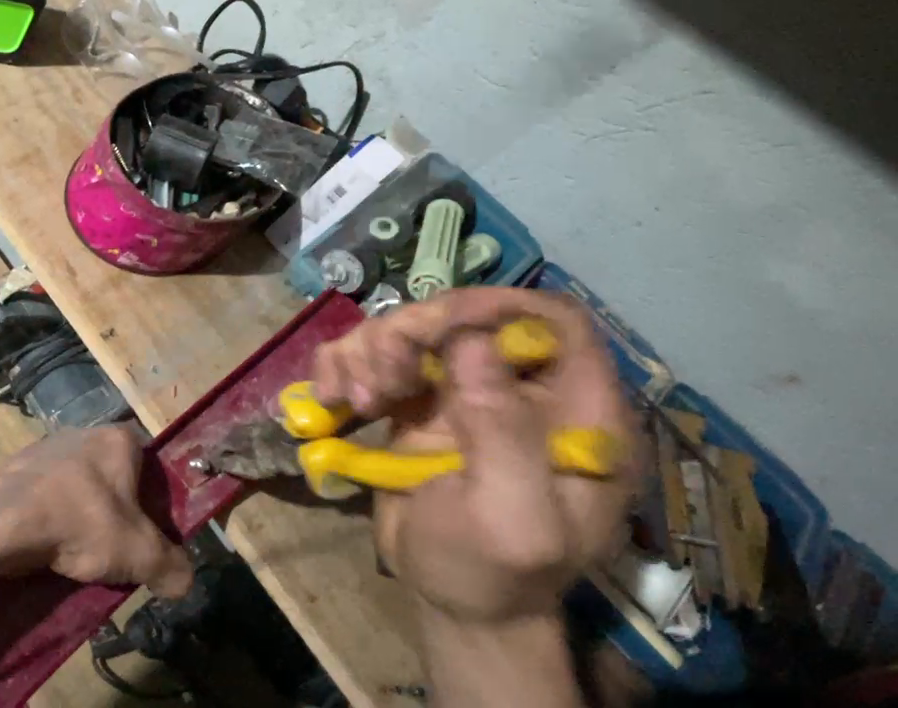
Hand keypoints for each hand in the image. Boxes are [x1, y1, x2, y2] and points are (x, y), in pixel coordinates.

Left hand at [0, 425, 193, 598]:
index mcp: (119, 439)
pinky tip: (54, 548)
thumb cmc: (81, 523)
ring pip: (83, 490)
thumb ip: (173, 567)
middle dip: (121, 517)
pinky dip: (57, 521)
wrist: (4, 521)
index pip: (154, 468)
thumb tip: (181, 580)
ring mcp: (48, 448)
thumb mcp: (142, 554)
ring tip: (85, 558)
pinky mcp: (21, 469)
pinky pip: (52, 497)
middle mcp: (84, 433)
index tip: (154, 538)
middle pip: (117, 480)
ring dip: (87, 521)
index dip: (159, 506)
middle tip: (121, 554)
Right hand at [314, 287, 635, 622]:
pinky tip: (333, 400)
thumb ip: (504, 433)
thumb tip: (473, 341)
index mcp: (573, 412)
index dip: (498, 307)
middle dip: (410, 334)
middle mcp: (517, 387)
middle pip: (462, 314)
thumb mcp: (513, 519)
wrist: (451, 599)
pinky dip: (339, 366)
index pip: (552, 321)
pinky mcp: (410, 398)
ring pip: (406, 327)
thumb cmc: (495, 571)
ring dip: (368, 351)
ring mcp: (459, 389)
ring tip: (357, 402)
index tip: (440, 326)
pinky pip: (366, 353)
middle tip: (381, 379)